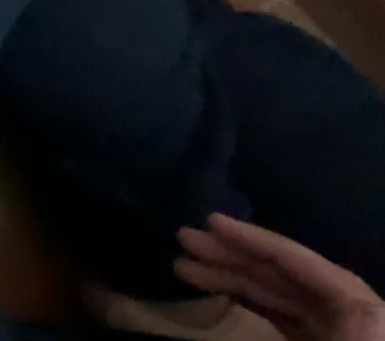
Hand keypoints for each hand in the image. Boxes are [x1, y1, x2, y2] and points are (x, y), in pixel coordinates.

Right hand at [177, 214, 384, 340]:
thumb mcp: (335, 331)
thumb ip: (289, 310)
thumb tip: (238, 285)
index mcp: (370, 315)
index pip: (309, 264)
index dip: (257, 238)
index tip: (209, 219)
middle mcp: (360, 317)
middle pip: (293, 277)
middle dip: (234, 257)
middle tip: (184, 239)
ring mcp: (344, 333)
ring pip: (285, 297)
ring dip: (232, 278)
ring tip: (183, 266)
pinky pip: (289, 317)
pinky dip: (253, 301)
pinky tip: (218, 288)